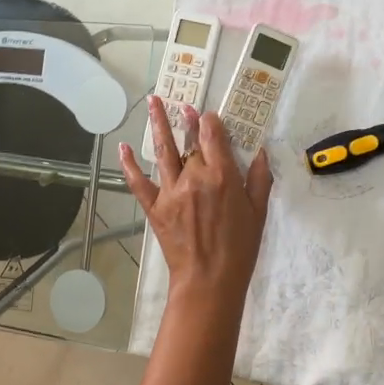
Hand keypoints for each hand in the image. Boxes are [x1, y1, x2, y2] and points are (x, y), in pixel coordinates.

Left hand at [120, 98, 273, 315]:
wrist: (208, 282)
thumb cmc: (239, 249)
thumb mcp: (258, 213)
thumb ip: (259, 179)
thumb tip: (260, 152)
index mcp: (222, 176)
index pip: (213, 135)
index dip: (210, 121)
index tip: (209, 115)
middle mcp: (195, 177)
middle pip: (190, 142)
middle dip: (188, 121)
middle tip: (184, 106)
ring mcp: (171, 191)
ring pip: (163, 151)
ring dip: (158, 124)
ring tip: (152, 101)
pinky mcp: (155, 207)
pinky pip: (139, 182)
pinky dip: (129, 165)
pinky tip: (123, 148)